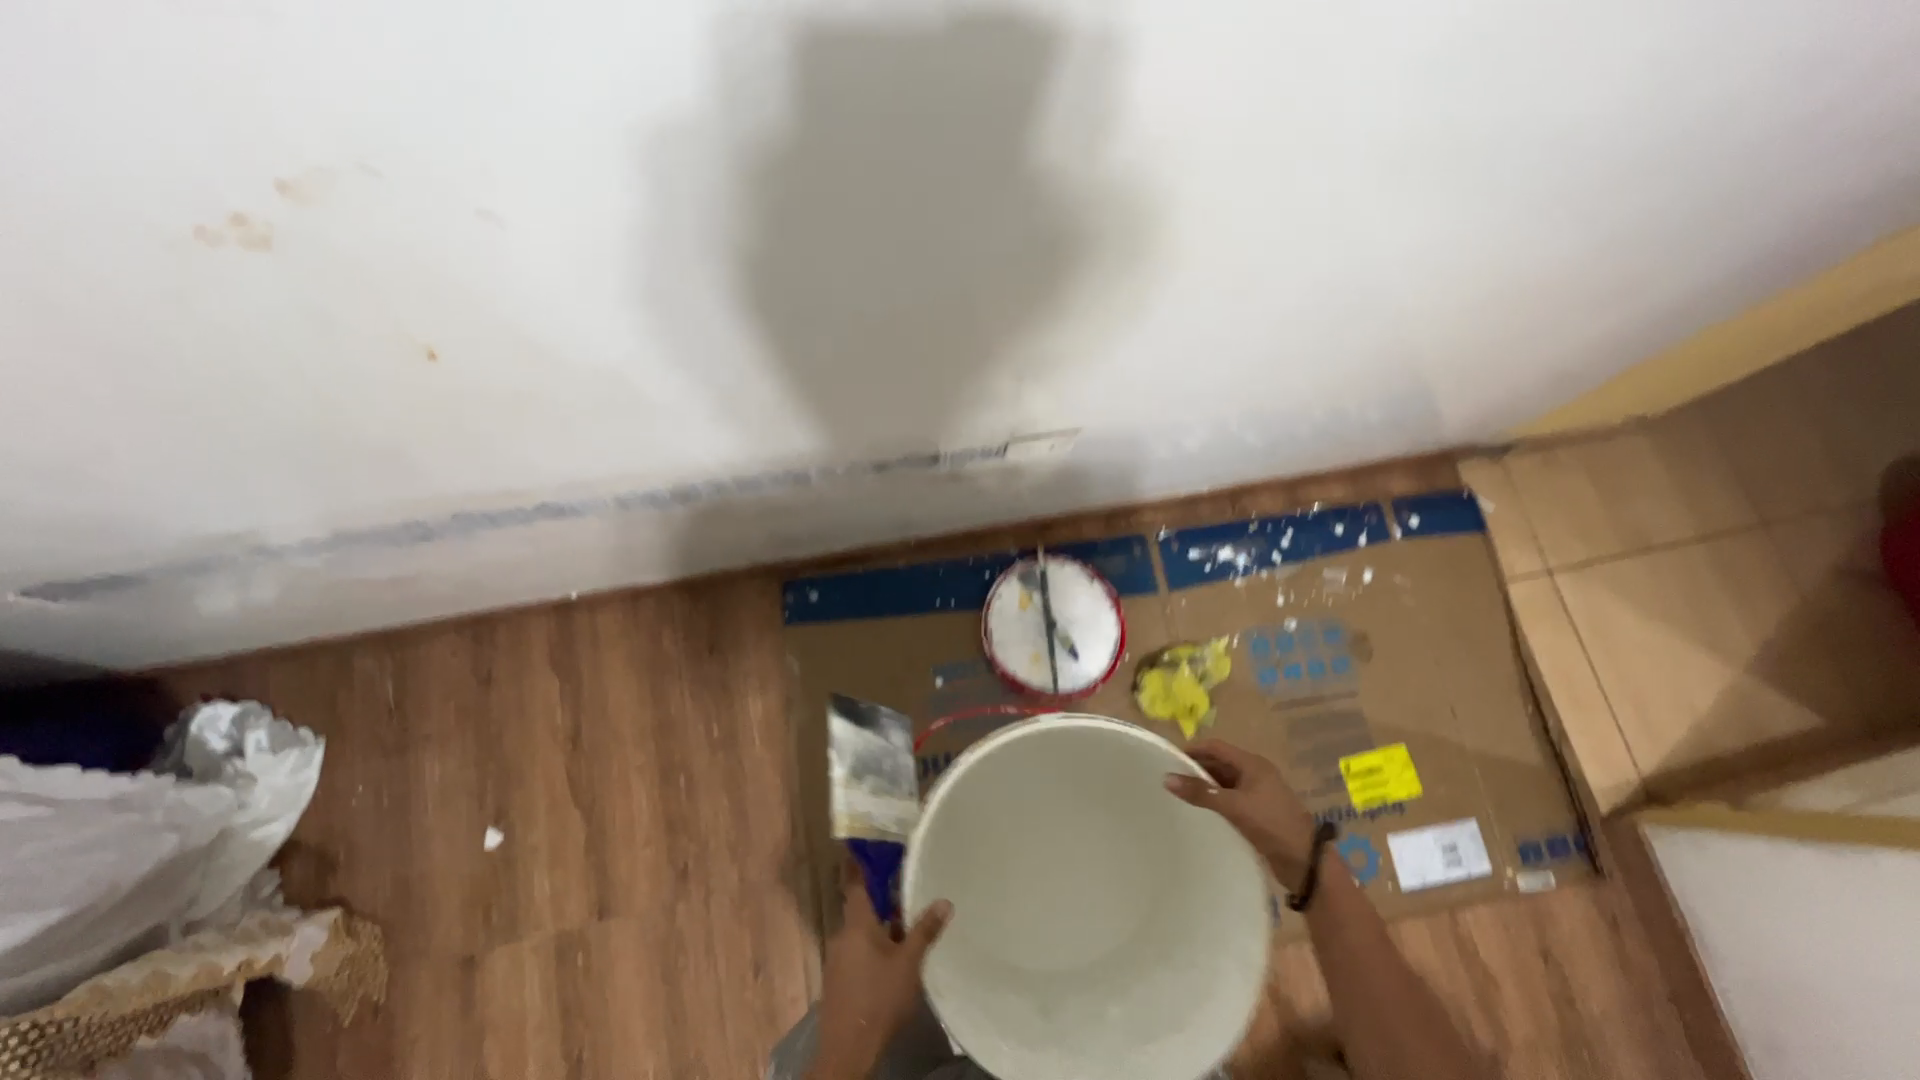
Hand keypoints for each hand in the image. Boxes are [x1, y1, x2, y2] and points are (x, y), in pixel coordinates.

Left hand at [808, 857, 952, 1079]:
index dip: (859, 865)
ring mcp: (837, 959)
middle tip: (908, 894)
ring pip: (861, 934)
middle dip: (884, 904)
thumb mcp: (909, 963)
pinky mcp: (838, 980)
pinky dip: (874, 949)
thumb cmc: (880, 998)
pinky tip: (892, 961)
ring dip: (881, 930)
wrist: (849, 1048)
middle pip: (862, 910)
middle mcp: (842, 936)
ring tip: (907, 930)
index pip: (854, 884)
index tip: (863, 846)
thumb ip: (924, 931)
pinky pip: (857, 953)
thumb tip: (944, 901)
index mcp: (857, 925)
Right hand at [1165, 738, 1319, 881]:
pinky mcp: (1257, 810)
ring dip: (1204, 785)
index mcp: (1253, 764)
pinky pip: (1229, 798)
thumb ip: (1201, 792)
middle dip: (1196, 769)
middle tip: (1170, 779)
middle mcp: (1255, 773)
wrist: (1304, 861)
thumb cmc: (1271, 824)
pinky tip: (1199, 809)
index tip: (1168, 760)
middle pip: (1219, 763)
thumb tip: (1166, 779)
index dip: (1193, 750)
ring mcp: (1257, 792)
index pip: (1216, 747)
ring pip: (1223, 781)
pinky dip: (1214, 799)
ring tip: (1179, 794)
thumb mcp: (1234, 806)